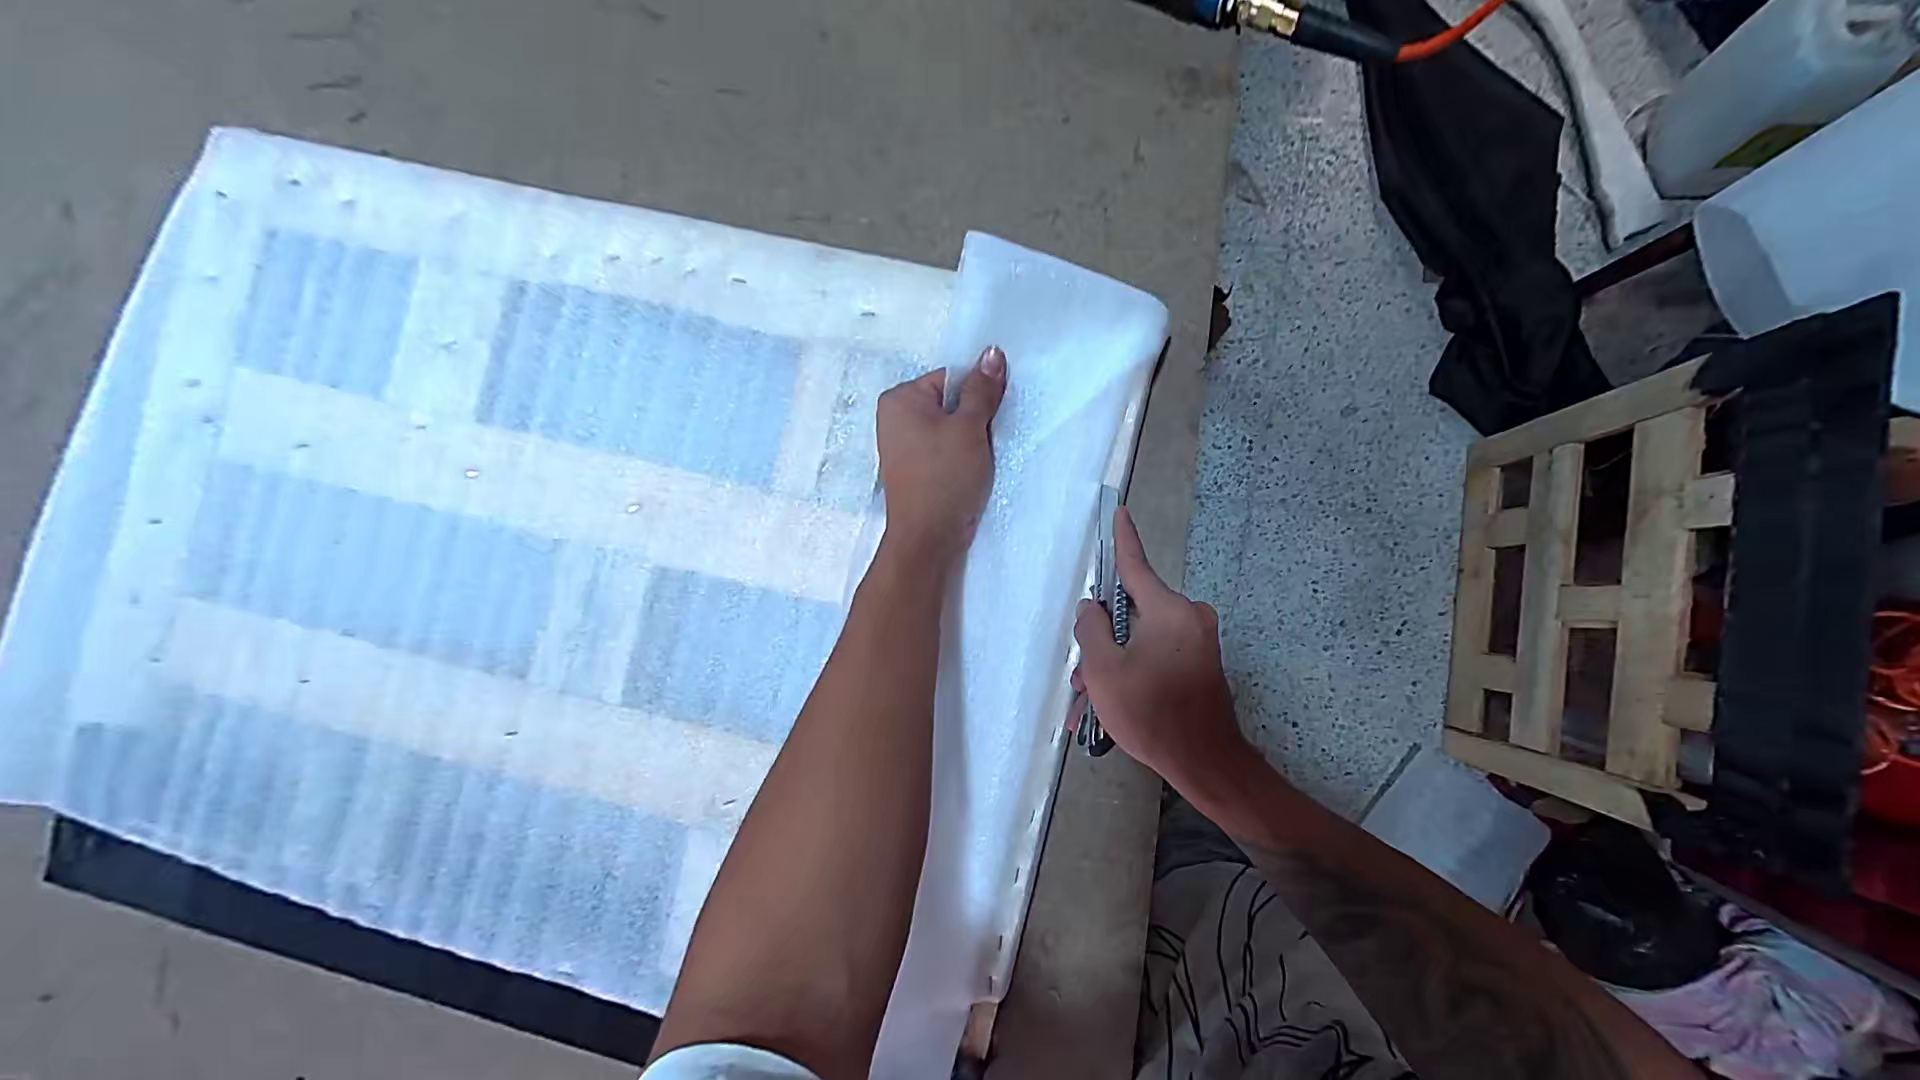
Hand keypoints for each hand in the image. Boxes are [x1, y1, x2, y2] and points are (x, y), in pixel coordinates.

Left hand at [876, 346, 1006, 566]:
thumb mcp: (970, 428)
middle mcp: (895, 417)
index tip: (991, 417)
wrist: (928, 538)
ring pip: (950, 429)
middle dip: (974, 418)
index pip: (951, 378)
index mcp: (900, 398)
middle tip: (986, 440)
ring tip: (978, 459)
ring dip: (971, 440)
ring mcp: (903, 446)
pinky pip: (944, 450)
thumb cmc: (945, 477)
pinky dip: (961, 457)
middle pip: (950, 402)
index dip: (977, 394)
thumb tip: (992, 353)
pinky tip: (971, 472)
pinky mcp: (915, 469)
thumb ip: (982, 390)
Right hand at [1073, 507, 1248, 783]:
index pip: (1136, 566)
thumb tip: (1092, 609)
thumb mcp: (1104, 670)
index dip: (1123, 539)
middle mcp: (1189, 617)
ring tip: (1092, 705)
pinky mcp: (1200, 664)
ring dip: (1114, 666)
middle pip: (1132, 614)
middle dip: (1103, 642)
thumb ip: (1091, 629)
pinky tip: (1113, 708)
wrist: (1206, 764)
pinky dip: (1134, 674)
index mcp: (1169, 611)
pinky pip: (1157, 656)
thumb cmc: (1151, 713)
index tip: (1119, 511)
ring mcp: (1198, 642)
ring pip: (1140, 640)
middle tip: (1082, 677)